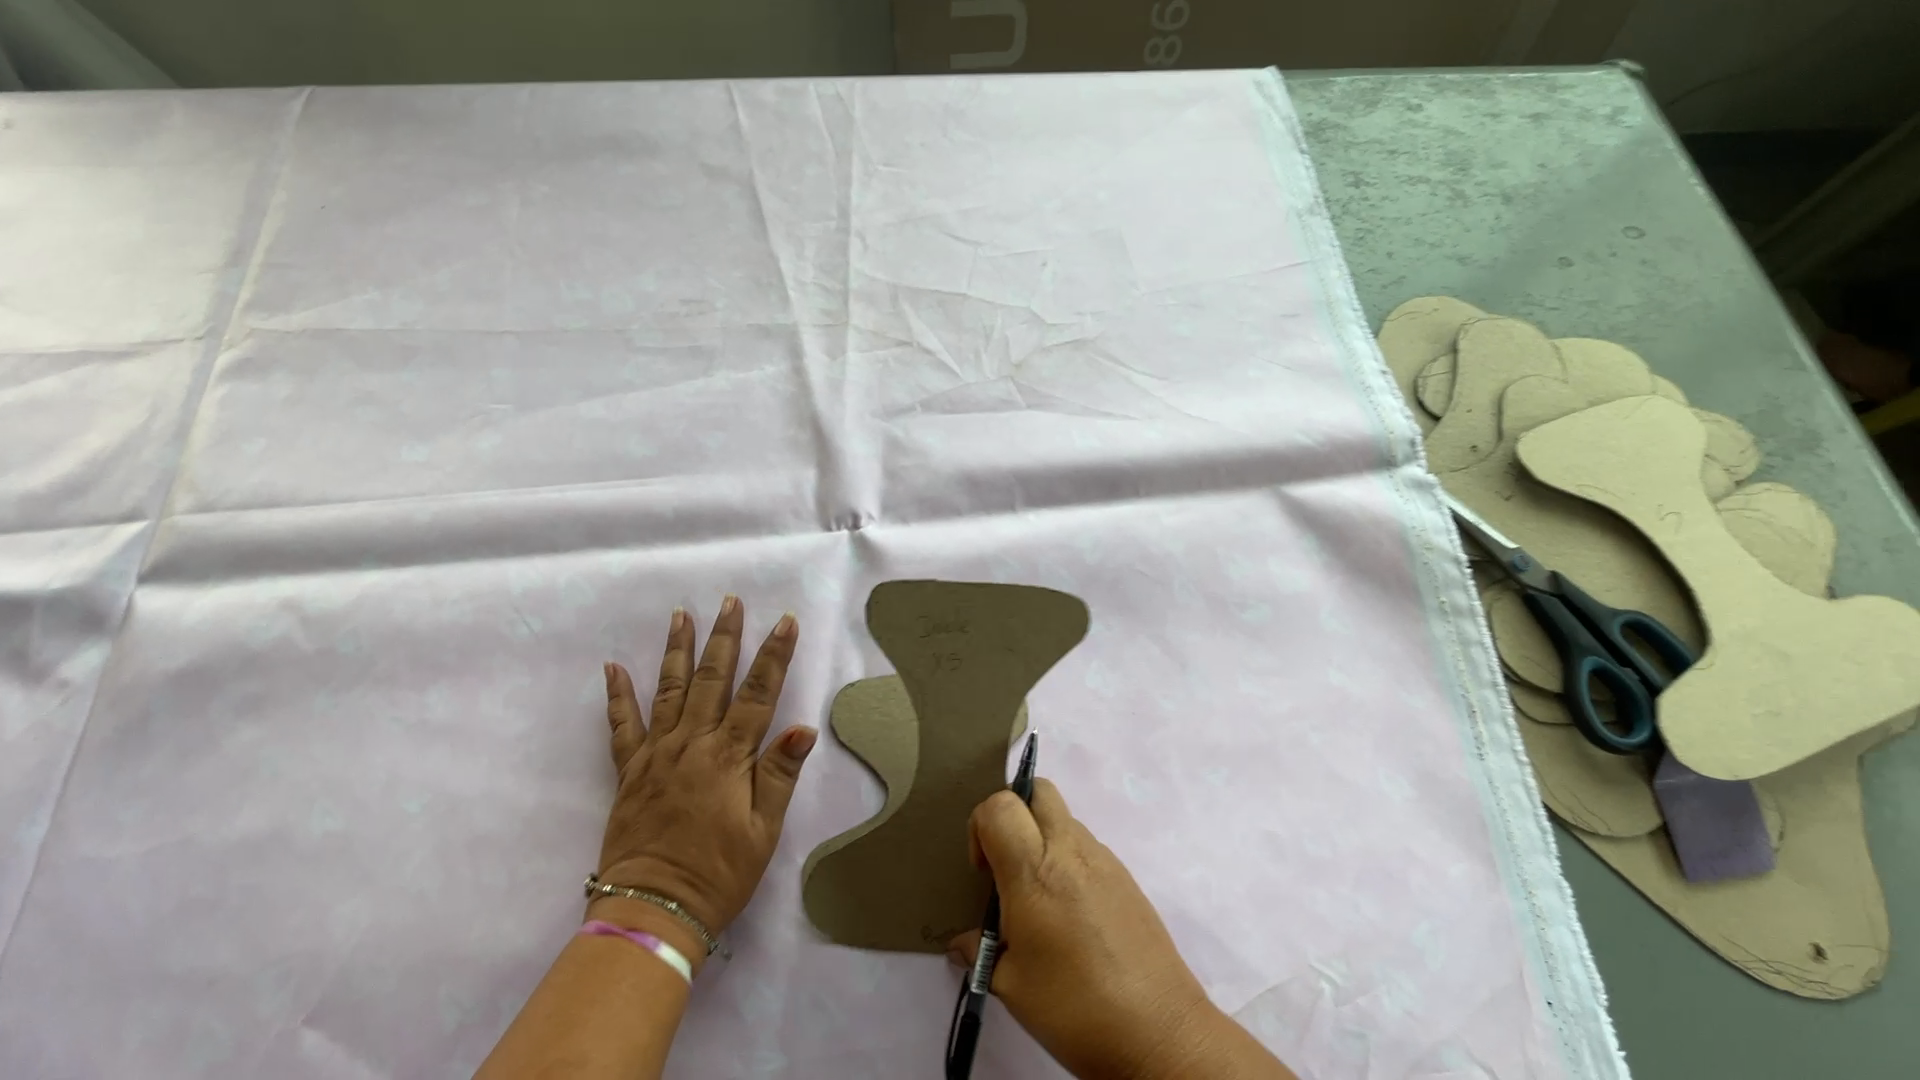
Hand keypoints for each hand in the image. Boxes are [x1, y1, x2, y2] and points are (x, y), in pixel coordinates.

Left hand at [592, 596, 814, 960]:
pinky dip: (618, 695)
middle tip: (730, 602)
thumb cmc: (719, 874)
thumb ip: (779, 775)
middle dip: (725, 637)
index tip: (786, 622)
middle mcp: (691, 744)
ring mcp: (656, 754)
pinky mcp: (629, 772)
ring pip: (668, 690)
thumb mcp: (764, 831)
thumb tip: (802, 727)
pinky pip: (621, 726)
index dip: (774, 656)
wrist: (652, 908)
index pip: (758, 694)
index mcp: (729, 757)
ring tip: (681, 615)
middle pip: (712, 679)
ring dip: (677, 650)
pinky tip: (614, 668)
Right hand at [950, 781, 1291, 1079]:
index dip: (979, 828)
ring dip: (1043, 839)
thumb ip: (980, 953)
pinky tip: (1070, 916)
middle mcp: (1071, 852)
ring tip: (1039, 898)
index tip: (982, 873)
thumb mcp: (1010, 985)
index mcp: (1034, 870)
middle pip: (1038, 791)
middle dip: (1014, 813)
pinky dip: (1069, 862)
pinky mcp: (1128, 880)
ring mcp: (1105, 862)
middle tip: (1007, 865)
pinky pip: (1088, 849)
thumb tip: (965, 945)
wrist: (1159, 1033)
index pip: (998, 806)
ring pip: (1065, 818)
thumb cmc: (1074, 1006)